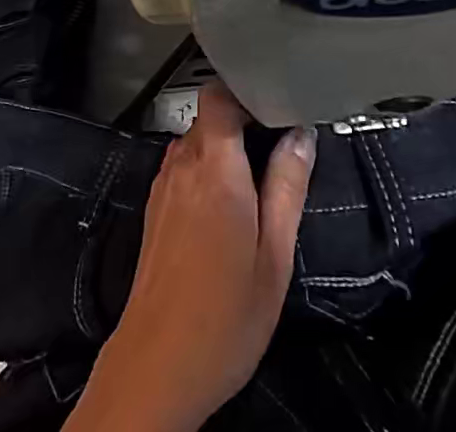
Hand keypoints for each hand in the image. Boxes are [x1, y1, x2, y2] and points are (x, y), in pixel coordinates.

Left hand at [65, 81, 316, 431]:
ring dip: (226, 149)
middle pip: (210, 118)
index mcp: (214, 169)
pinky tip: (230, 205)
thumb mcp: (275, 254)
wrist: (157, 367)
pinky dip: (208, 170)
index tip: (277, 102)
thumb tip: (301, 137)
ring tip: (260, 176)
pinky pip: (184, 168)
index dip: (245, 88)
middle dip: (245, 123)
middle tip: (281, 144)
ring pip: (196, 142)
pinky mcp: (155, 210)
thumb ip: (288, 186)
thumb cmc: (224, 315)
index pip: (217, 96)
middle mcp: (181, 168)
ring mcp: (162, 189)